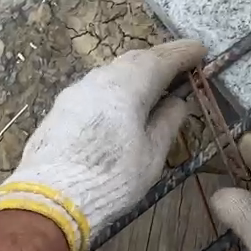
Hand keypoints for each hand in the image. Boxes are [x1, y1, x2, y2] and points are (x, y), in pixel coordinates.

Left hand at [0, 39, 203, 250]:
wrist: (49, 201)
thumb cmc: (111, 177)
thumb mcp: (152, 155)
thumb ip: (167, 122)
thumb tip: (178, 101)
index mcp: (128, 84)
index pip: (162, 59)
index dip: (183, 54)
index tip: (201, 50)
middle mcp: (101, 77)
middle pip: (136, 60)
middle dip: (161, 59)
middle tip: (181, 63)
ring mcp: (78, 90)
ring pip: (114, 71)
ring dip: (137, 73)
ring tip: (154, 83)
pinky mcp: (62, 107)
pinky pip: (97, 87)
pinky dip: (118, 87)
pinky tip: (122, 104)